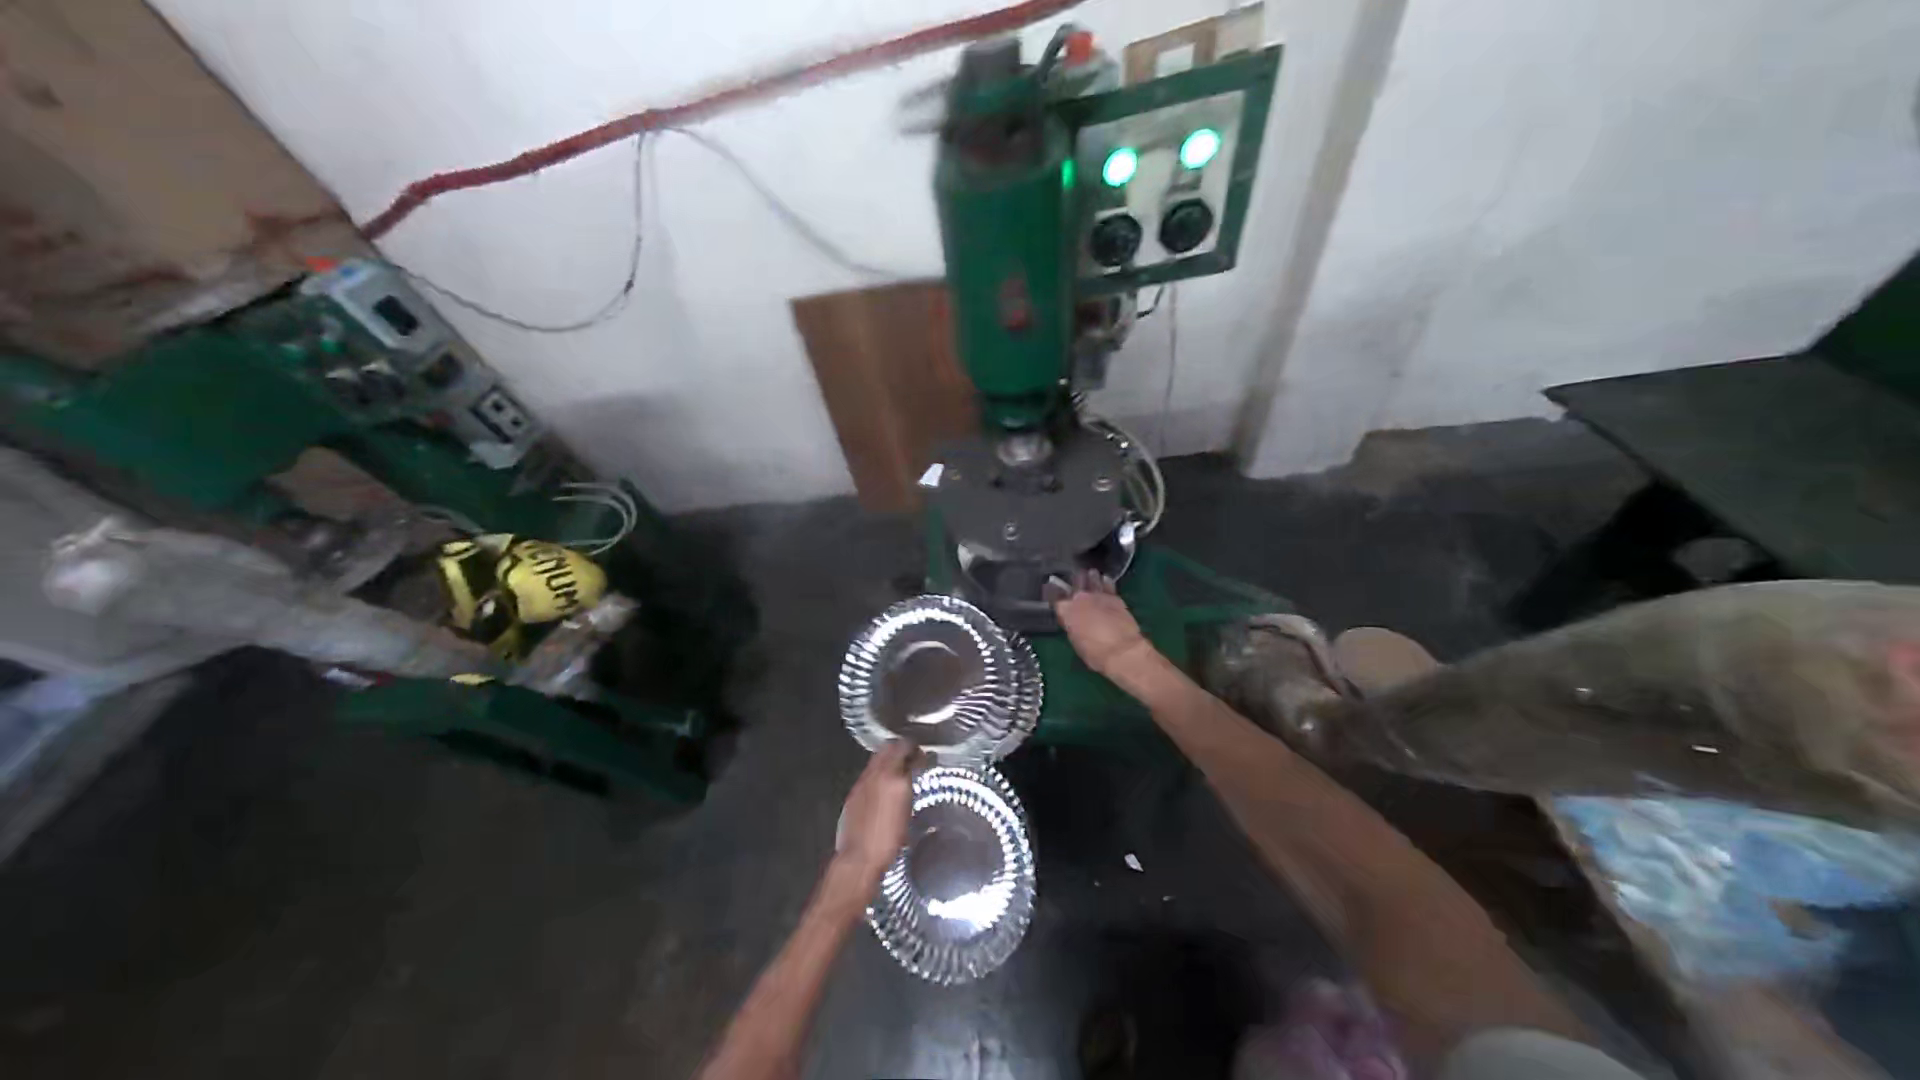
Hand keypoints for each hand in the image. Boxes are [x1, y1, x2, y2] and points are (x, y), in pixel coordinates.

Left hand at [831, 740, 918, 894]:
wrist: (859, 859)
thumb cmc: (889, 840)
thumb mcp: (907, 812)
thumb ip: (908, 785)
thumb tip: (912, 772)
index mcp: (892, 777)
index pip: (903, 748)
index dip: (914, 748)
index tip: (922, 753)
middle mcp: (875, 774)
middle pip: (888, 748)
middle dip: (900, 748)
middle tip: (911, 756)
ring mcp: (862, 783)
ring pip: (876, 759)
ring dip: (889, 759)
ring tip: (899, 771)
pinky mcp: (853, 793)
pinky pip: (868, 773)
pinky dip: (878, 773)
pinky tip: (883, 786)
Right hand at [1046, 569, 1153, 676]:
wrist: (1122, 651)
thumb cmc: (1094, 653)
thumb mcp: (1075, 640)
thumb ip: (1072, 625)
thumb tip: (1073, 620)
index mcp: (1065, 610)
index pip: (1053, 594)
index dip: (1050, 589)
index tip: (1049, 585)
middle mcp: (1079, 598)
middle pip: (1074, 581)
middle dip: (1074, 579)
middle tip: (1074, 576)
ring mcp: (1098, 595)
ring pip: (1092, 579)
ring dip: (1090, 577)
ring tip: (1090, 573)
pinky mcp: (1115, 597)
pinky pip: (1108, 585)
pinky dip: (1105, 582)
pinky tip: (1105, 579)